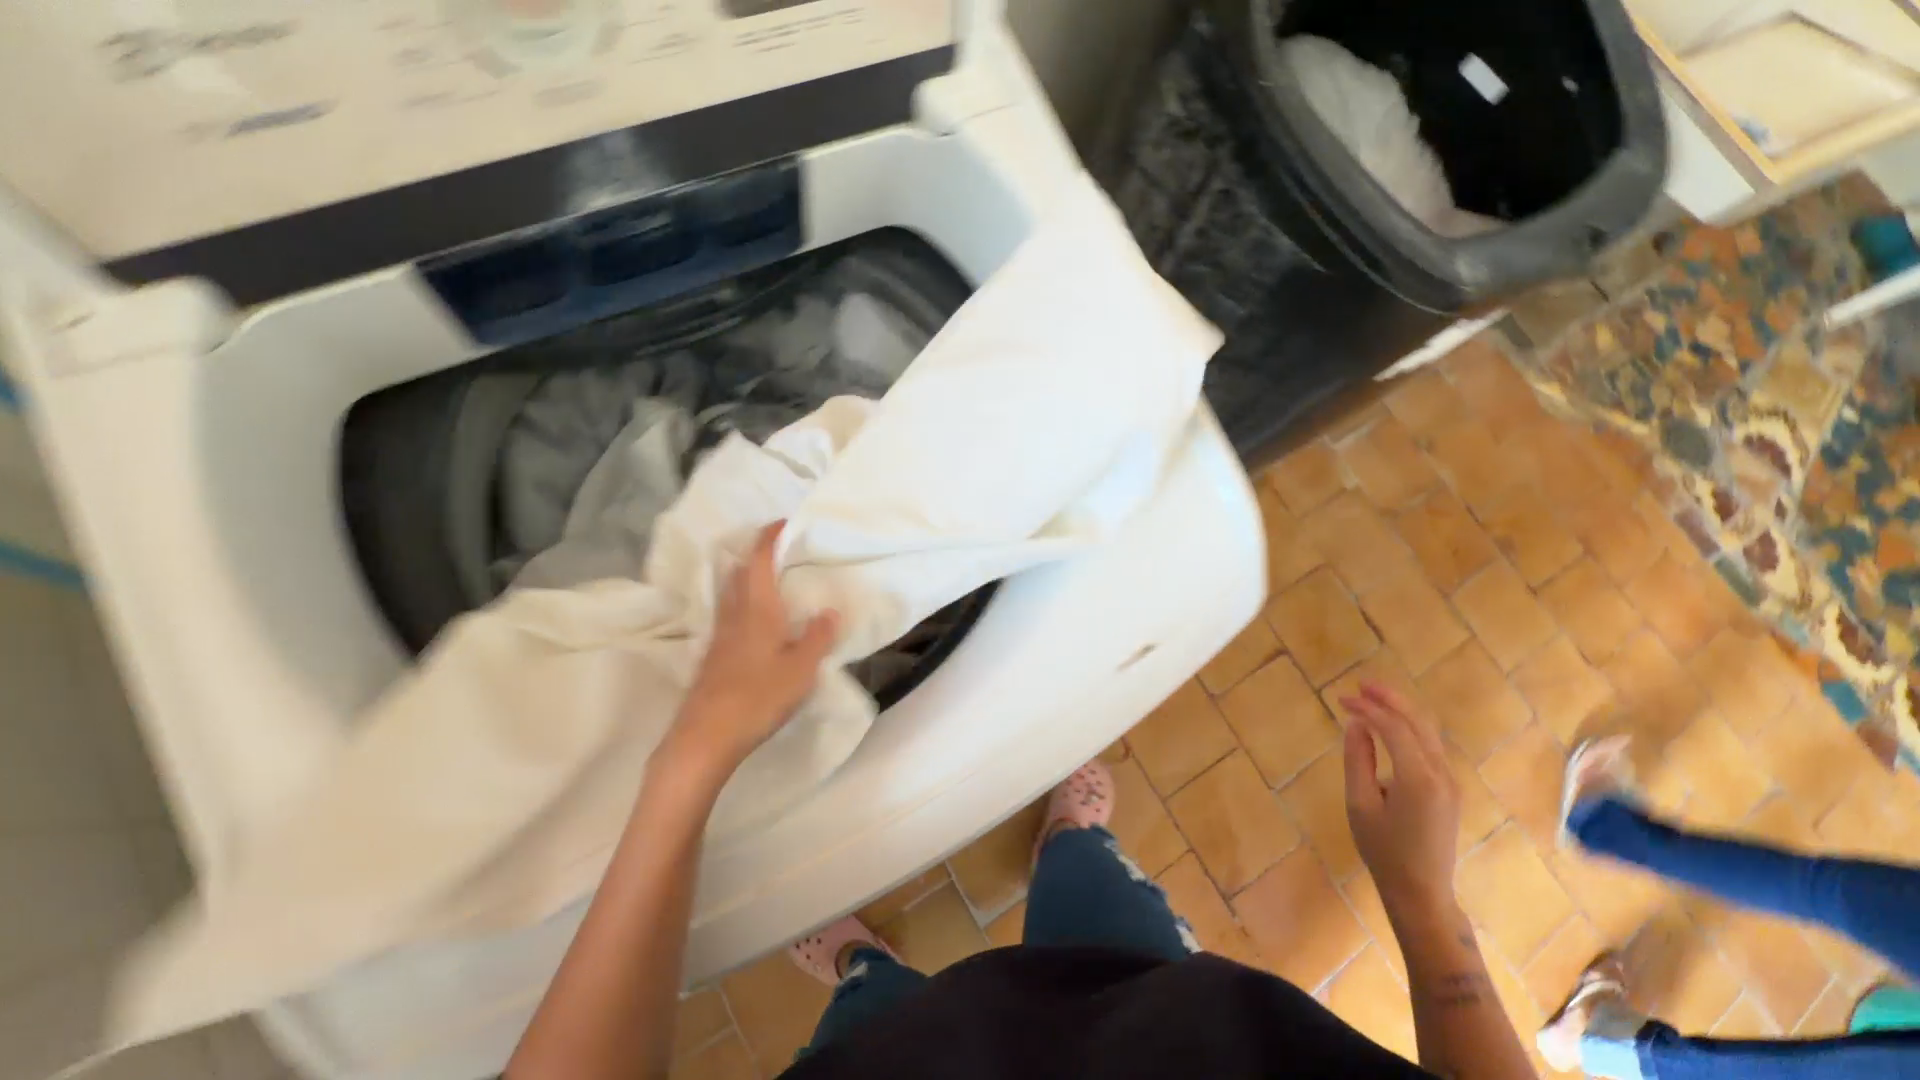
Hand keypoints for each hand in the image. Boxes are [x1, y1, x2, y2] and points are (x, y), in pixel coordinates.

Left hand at [666, 522, 839, 775]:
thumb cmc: (759, 697)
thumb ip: (817, 637)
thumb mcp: (801, 669)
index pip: (759, 559)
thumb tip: (830, 610)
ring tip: (774, 584)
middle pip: (739, 572)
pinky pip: (730, 618)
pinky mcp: (713, 657)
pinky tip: (759, 625)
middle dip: (758, 556)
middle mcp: (734, 614)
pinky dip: (745, 607)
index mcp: (757, 608)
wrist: (706, 736)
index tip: (785, 523)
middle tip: (783, 552)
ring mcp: (719, 636)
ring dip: (749, 581)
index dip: (770, 536)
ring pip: (732, 595)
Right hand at [1339, 683, 1461, 915]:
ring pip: (1428, 733)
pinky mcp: (1449, 790)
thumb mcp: (1360, 805)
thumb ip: (1358, 760)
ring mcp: (1450, 781)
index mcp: (1418, 776)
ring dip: (1401, 712)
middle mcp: (1441, 773)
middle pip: (1418, 722)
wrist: (1421, 891)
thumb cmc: (1383, 851)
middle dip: (1390, 700)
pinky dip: (1410, 730)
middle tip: (1361, 685)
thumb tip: (1357, 726)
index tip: (1340, 699)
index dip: (1367, 708)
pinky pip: (1430, 748)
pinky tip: (1390, 728)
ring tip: (1374, 698)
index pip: (1393, 727)